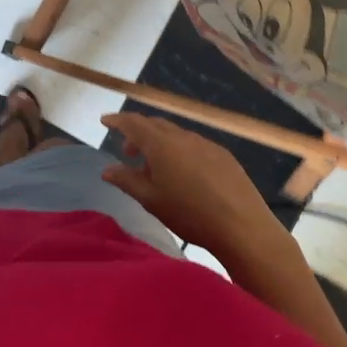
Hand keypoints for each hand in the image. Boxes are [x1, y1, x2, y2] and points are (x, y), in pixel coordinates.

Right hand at [100, 113, 284, 256]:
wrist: (242, 225)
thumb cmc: (189, 214)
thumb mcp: (151, 200)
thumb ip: (127, 181)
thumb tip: (107, 169)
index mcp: (161, 145)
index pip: (134, 123)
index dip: (118, 120)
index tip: (105, 121)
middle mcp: (184, 137)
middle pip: (156, 125)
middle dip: (138, 133)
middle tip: (128, 152)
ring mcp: (207, 144)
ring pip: (176, 135)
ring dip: (160, 143)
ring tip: (154, 169)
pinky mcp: (224, 156)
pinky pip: (193, 145)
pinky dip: (179, 150)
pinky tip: (182, 174)